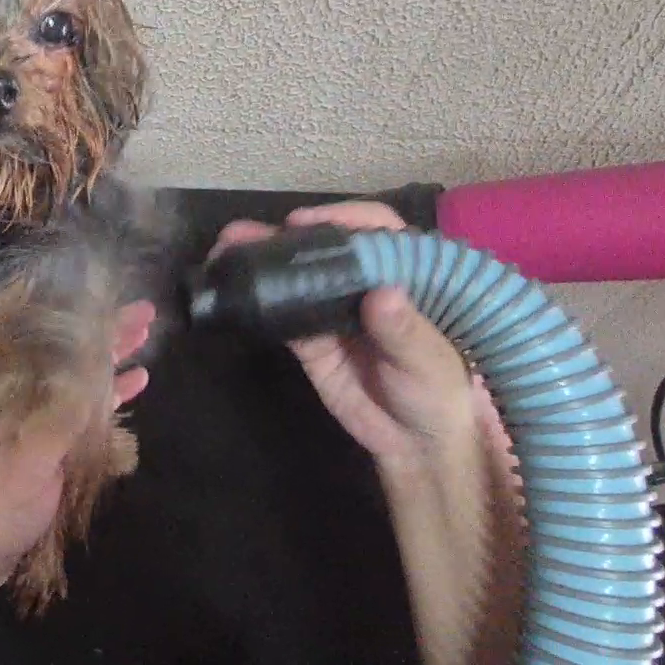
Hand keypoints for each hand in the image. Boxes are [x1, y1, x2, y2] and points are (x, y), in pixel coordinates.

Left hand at [0, 300, 155, 586]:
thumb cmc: (0, 504)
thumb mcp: (31, 461)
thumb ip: (59, 419)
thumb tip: (89, 371)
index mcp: (24, 396)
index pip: (68, 350)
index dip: (100, 328)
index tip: (131, 309)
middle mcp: (32, 401)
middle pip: (76, 359)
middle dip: (111, 336)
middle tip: (147, 315)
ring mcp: (43, 423)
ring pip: (84, 381)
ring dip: (113, 359)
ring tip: (143, 338)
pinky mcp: (53, 447)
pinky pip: (87, 411)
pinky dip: (110, 395)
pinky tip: (133, 386)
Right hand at [212, 202, 496, 470]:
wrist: (414, 446)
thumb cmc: (439, 396)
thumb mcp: (431, 364)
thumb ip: (405, 331)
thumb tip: (383, 292)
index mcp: (405, 276)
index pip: (376, 230)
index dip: (342, 218)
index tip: (305, 223)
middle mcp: (364, 283)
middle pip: (323, 244)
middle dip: (283, 233)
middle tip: (246, 233)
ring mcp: (331, 307)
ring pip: (293, 271)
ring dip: (258, 256)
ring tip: (224, 246)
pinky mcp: (306, 335)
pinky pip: (277, 310)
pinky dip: (254, 296)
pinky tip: (228, 284)